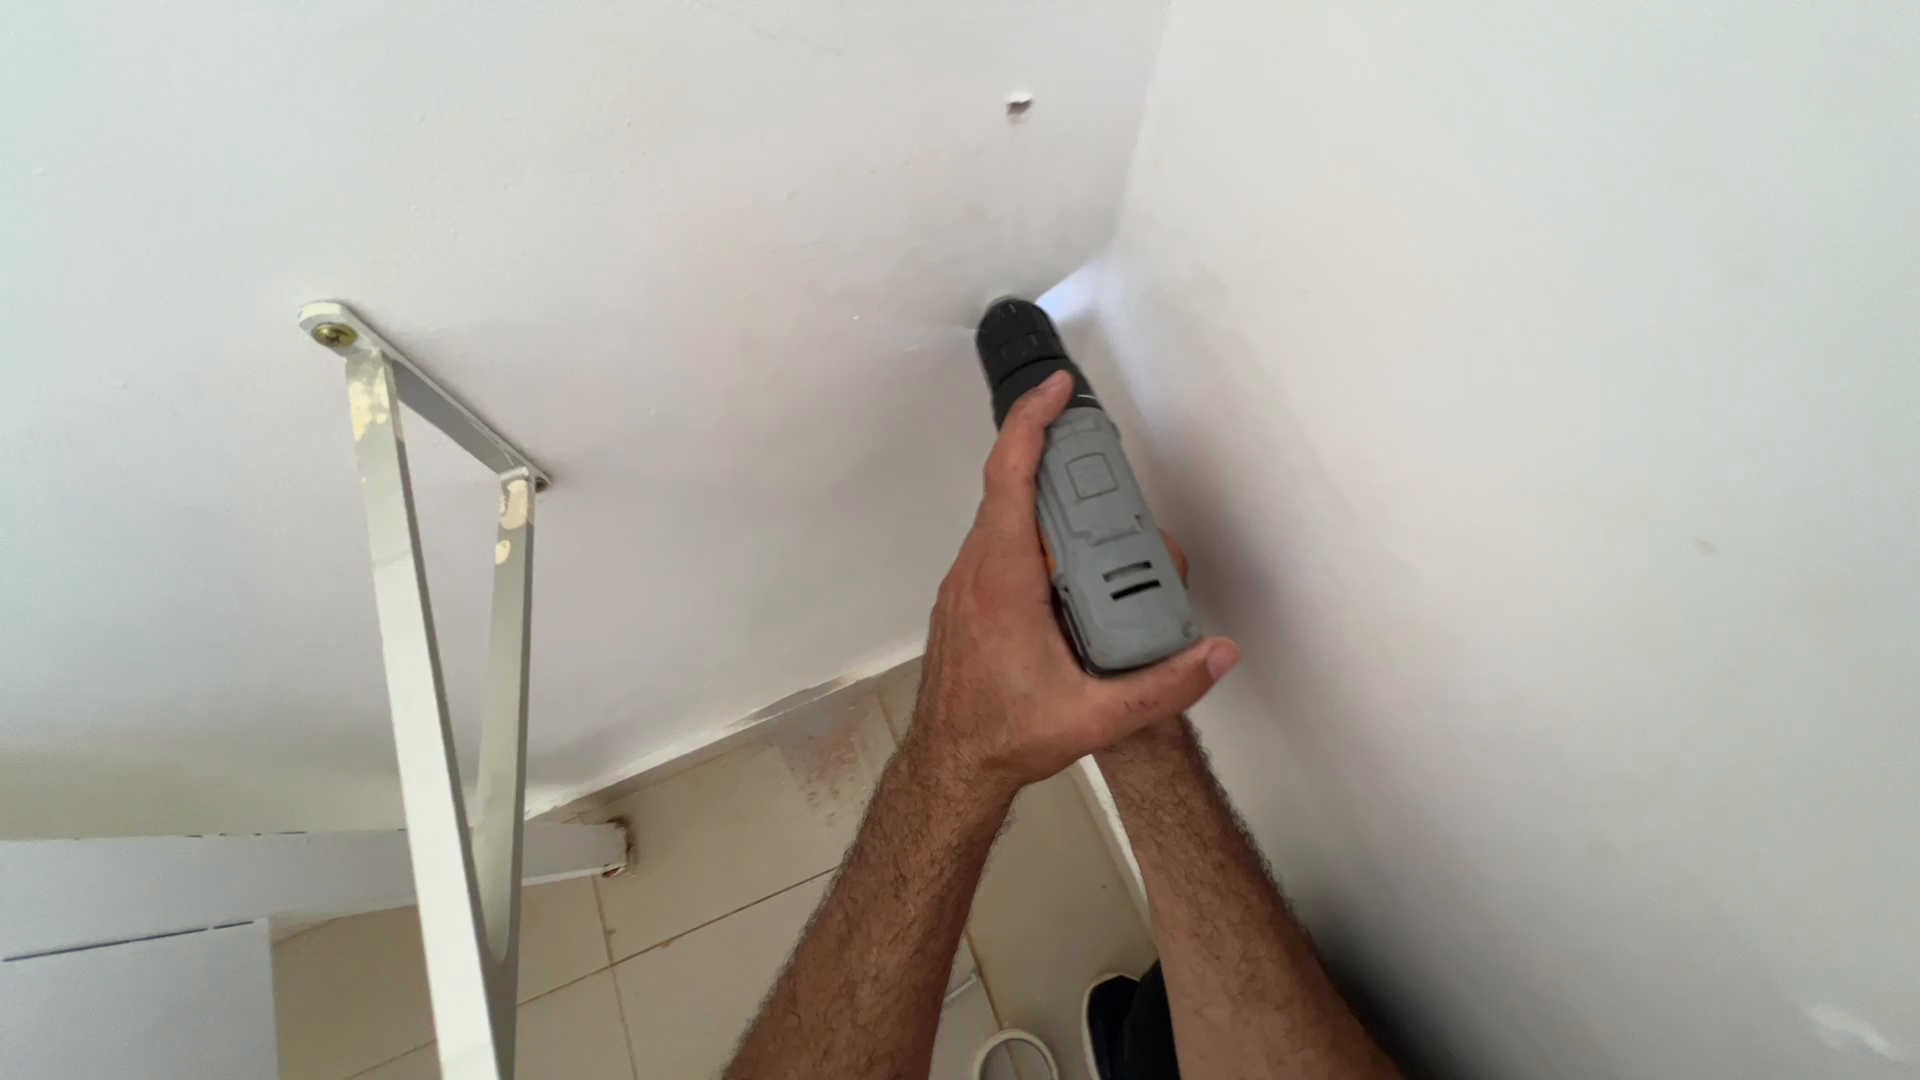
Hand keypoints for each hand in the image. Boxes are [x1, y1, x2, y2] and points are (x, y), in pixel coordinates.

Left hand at [908, 370, 1238, 799]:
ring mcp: (965, 583)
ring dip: (1041, 495)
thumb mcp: (1095, 718)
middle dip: (1051, 454)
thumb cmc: (1005, 737)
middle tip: (1096, 448)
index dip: (1031, 425)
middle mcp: (976, 572)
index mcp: (1002, 582)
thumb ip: (1163, 687)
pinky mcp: (966, 596)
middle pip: (1008, 487)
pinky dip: (1028, 528)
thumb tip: (1216, 654)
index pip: (1010, 480)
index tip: (1055, 391)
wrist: (952, 761)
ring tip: (1091, 504)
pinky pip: (995, 542)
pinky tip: (1064, 558)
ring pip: (1001, 516)